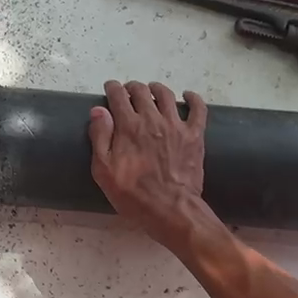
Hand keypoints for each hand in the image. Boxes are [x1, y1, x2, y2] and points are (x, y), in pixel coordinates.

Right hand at [88, 80, 210, 248]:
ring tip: (152, 90)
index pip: (118, 96)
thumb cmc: (132, 194)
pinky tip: (188, 95)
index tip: (110, 88)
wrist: (170, 209)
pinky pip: (198, 109)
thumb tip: (98, 110)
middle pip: (141, 91)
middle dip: (132, 87)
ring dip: (156, 88)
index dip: (112, 88)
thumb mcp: (103, 170)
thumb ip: (100, 137)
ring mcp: (176, 125)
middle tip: (128, 92)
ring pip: (166, 95)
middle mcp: (152, 118)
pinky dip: (193, 98)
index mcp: (128, 125)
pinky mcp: (194, 134)